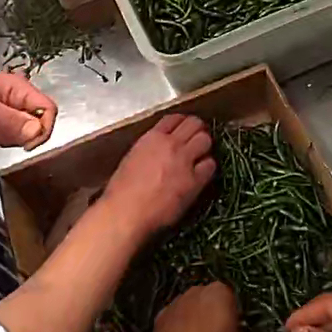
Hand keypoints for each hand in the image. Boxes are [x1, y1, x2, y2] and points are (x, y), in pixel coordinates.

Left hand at [0, 69, 55, 146]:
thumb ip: (11, 121)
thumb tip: (38, 132)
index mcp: (18, 87)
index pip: (49, 109)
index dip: (43, 128)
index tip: (27, 144)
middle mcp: (16, 97)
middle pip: (36, 122)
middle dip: (19, 134)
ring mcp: (4, 109)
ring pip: (21, 131)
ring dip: (4, 137)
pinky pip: (6, 134)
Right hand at [99, 114, 215, 240]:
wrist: (127, 213)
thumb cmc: (120, 192)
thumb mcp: (132, 159)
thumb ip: (149, 150)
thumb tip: (158, 152)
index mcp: (152, 138)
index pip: (174, 118)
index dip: (182, 122)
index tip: (183, 129)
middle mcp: (171, 145)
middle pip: (195, 124)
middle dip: (197, 129)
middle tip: (197, 139)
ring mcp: (184, 161)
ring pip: (205, 140)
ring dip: (204, 146)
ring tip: (201, 154)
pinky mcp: (195, 181)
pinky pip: (210, 165)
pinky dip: (208, 167)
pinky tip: (202, 174)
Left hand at [144, 282, 241, 331]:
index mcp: (220, 292)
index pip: (231, 299)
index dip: (234, 316)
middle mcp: (196, 291)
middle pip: (209, 300)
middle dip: (213, 315)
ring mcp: (174, 304)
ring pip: (190, 310)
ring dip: (195, 322)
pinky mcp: (159, 318)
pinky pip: (175, 322)